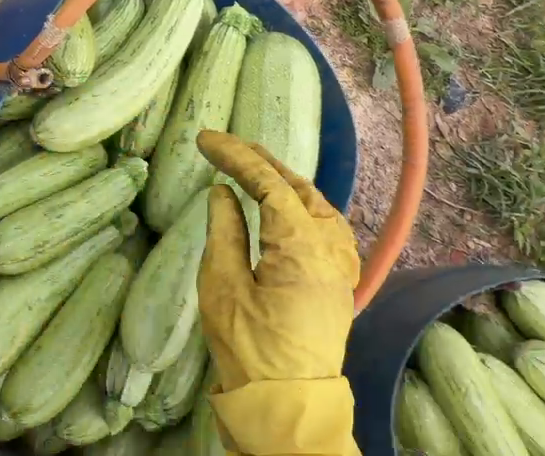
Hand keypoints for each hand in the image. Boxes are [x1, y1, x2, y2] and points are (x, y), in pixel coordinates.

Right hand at [196, 129, 358, 389]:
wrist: (286, 404)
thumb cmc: (248, 345)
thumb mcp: (223, 284)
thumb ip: (225, 230)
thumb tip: (223, 192)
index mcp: (301, 248)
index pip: (270, 184)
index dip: (237, 155)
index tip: (205, 140)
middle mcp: (330, 251)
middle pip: (299, 189)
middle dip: (260, 160)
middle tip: (223, 144)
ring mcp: (340, 268)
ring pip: (318, 206)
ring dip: (282, 179)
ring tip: (249, 163)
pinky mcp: (337, 283)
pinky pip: (325, 227)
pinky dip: (300, 203)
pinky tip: (283, 202)